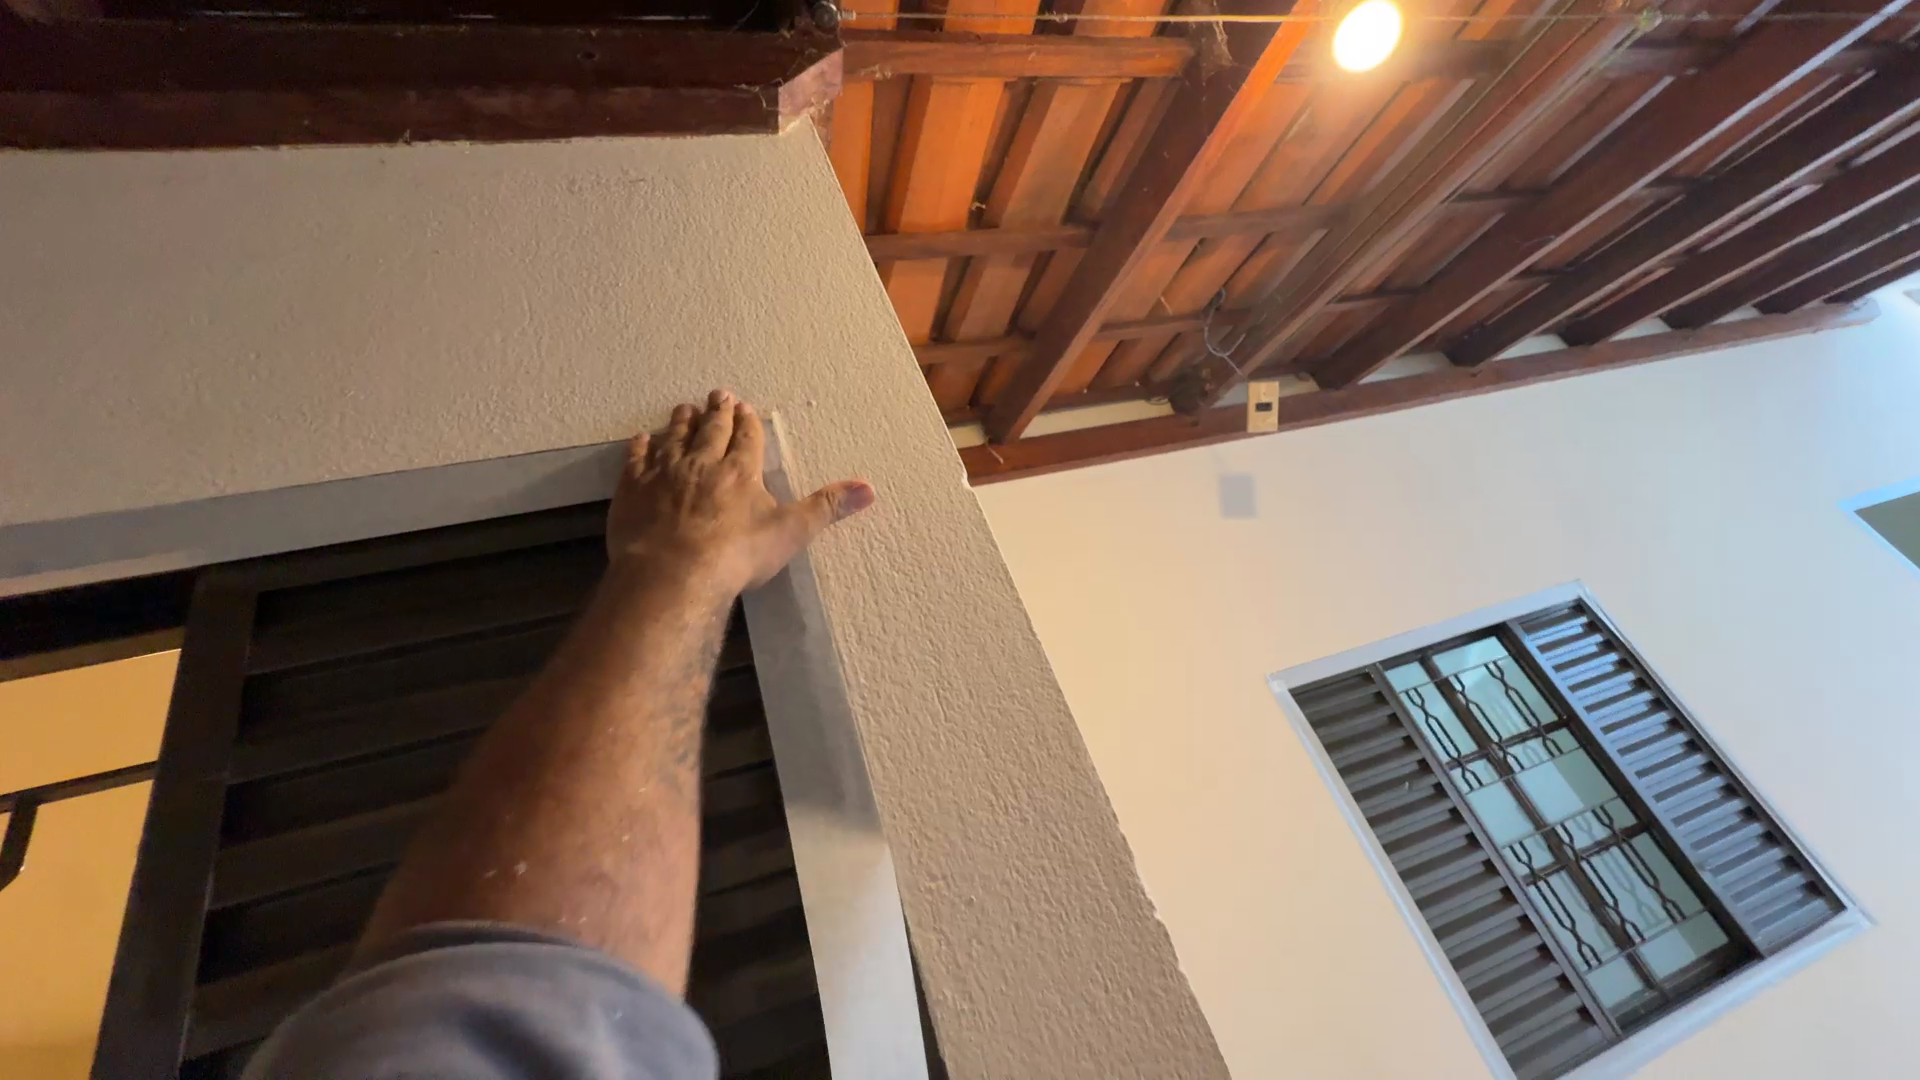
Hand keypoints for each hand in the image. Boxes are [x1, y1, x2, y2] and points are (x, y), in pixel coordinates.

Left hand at [608, 389, 875, 595]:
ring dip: (681, 422)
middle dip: (716, 411)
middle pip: (710, 430)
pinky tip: (641, 439)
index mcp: (741, 471)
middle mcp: (702, 463)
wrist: (674, 572)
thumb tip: (869, 489)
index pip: (746, 438)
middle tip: (717, 394)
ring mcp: (665, 473)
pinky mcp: (634, 490)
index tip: (743, 406)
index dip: (746, 422)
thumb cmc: (737, 553)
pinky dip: (640, 447)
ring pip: (674, 438)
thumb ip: (827, 507)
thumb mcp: (791, 532)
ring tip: (685, 408)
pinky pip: (637, 460)